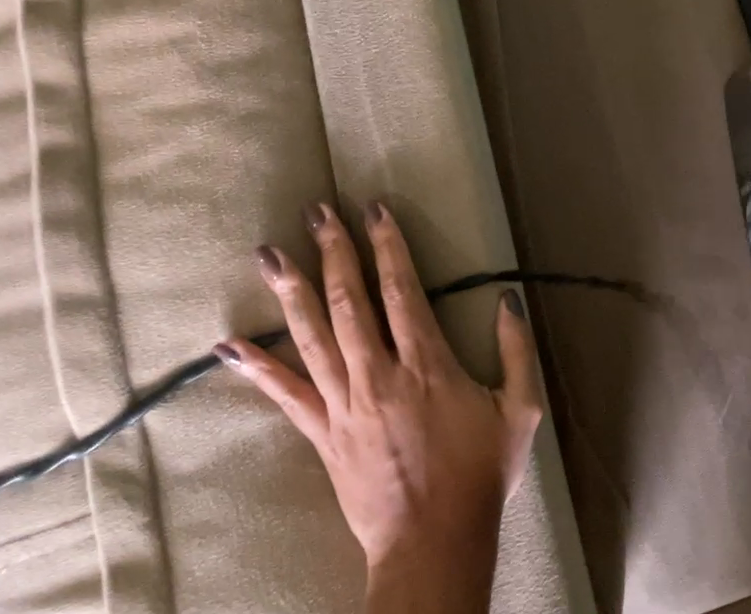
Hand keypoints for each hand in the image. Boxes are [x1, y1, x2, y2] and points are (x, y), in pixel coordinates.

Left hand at [215, 201, 545, 613]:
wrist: (433, 541)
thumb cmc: (482, 473)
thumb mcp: (521, 408)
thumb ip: (517, 350)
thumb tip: (507, 301)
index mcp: (427, 364)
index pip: (402, 289)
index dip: (388, 246)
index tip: (374, 210)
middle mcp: (378, 374)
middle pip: (349, 300)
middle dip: (333, 251)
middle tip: (317, 210)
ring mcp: (344, 404)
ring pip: (312, 336)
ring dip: (291, 291)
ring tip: (270, 253)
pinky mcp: (322, 434)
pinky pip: (285, 394)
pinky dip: (256, 367)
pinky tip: (229, 344)